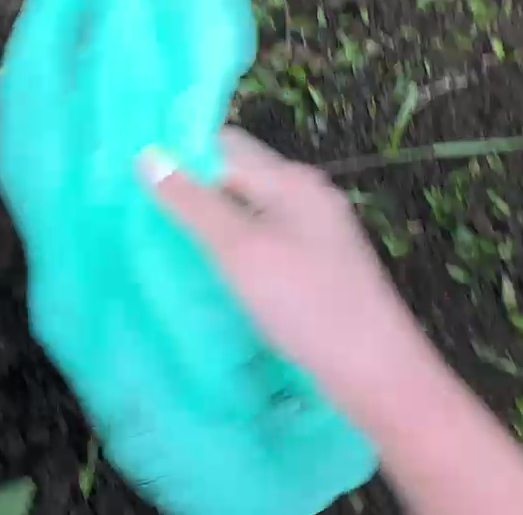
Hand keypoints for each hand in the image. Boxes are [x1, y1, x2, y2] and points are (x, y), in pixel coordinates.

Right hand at [141, 128, 440, 420]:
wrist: (382, 379)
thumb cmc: (305, 304)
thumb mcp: (237, 249)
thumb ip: (190, 201)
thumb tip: (147, 155)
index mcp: (289, 179)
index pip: (223, 144)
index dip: (181, 153)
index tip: (140, 173)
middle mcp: (306, 192)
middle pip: (237, 171)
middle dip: (194, 183)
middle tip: (149, 206)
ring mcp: (317, 227)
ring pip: (249, 203)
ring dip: (213, 212)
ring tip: (172, 234)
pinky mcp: (320, 260)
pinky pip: (264, 230)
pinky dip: (235, 236)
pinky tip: (216, 263)